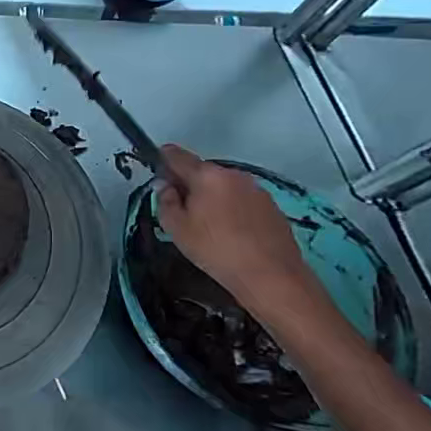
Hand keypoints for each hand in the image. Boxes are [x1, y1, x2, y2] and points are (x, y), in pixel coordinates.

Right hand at [155, 145, 334, 329]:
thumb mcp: (176, 229)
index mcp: (207, 175)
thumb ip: (164, 201)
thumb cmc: (216, 250)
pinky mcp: (272, 206)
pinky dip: (233, 210)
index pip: (177, 155)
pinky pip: (243, 200)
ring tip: (209, 227)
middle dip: (190, 185)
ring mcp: (256, 189)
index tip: (159, 176)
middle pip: (203, 171)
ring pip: (224, 186)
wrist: (271, 275)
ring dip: (212, 198)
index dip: (163, 160)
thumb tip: (165, 185)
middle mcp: (233, 174)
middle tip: (182, 212)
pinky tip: (232, 235)